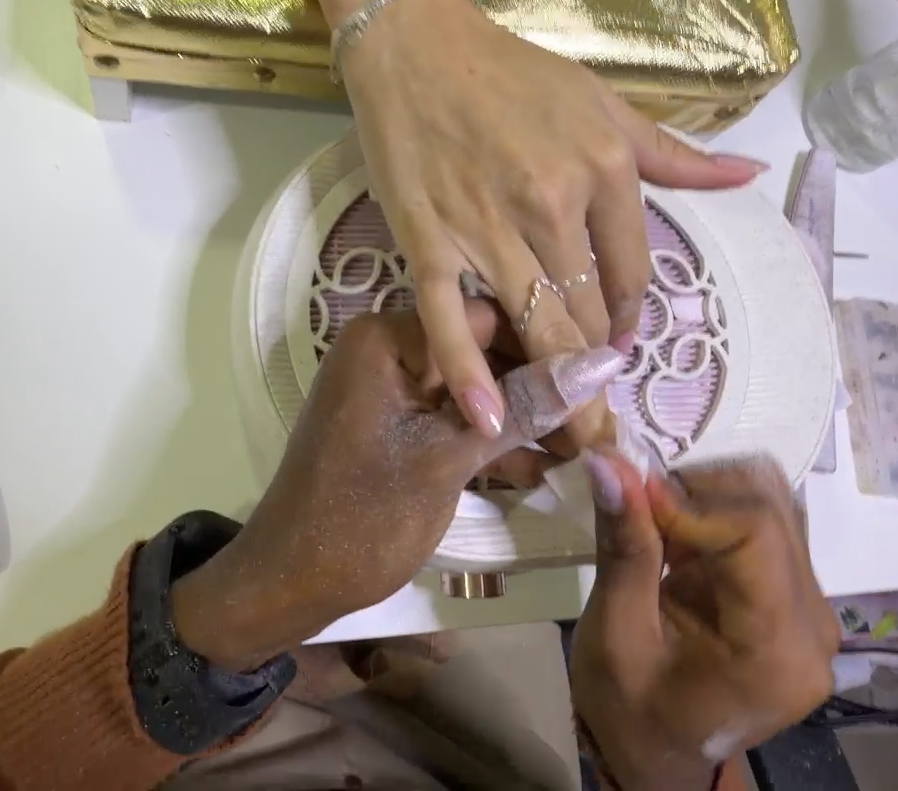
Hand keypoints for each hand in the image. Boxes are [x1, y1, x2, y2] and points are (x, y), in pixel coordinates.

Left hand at [170, 304, 624, 670]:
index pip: (486, 316)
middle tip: (602, 422)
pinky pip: (448, 413)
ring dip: (520, 418)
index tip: (606, 380)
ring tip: (584, 451)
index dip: (548, 345)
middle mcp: (386, 346)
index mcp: (388, 337)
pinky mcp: (392, 418)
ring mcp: (388, 384)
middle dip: (539, 388)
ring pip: (471, 387)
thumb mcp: (450, 459)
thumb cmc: (364, 517)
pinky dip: (487, 438)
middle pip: (481, 350)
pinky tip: (540, 467)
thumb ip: (524, 407)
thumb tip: (601, 362)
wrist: (291, 580)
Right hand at [345, 0, 764, 453]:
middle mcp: (553, 207)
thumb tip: (745, 178)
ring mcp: (488, 231)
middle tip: (607, 424)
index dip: (629, 320)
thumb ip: (670, 152)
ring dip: (560, 391)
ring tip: (578, 440)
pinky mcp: (430, 245)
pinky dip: (467, 373)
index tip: (619, 348)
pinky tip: (487, 418)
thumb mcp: (602, 101)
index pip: (631, 272)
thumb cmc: (510, 73)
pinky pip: (450, 318)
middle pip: (588, 312)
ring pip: (536, 325)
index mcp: (603, 169)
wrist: (417, 47)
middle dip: (601, 374)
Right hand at [571, 452, 838, 787]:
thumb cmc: (631, 707)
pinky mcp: (794, 595)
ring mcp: (811, 610)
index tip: (629, 494)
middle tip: (633, 501)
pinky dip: (712, 509)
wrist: (660, 753)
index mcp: (775, 651)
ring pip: (770, 505)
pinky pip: (763, 522)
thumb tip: (607, 462)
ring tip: (651, 519)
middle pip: (768, 511)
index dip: (688, 499)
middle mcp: (814, 627)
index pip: (755, 532)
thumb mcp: (614, 633)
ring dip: (703, 494)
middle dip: (693, 490)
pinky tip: (672, 531)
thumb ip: (623, 547)